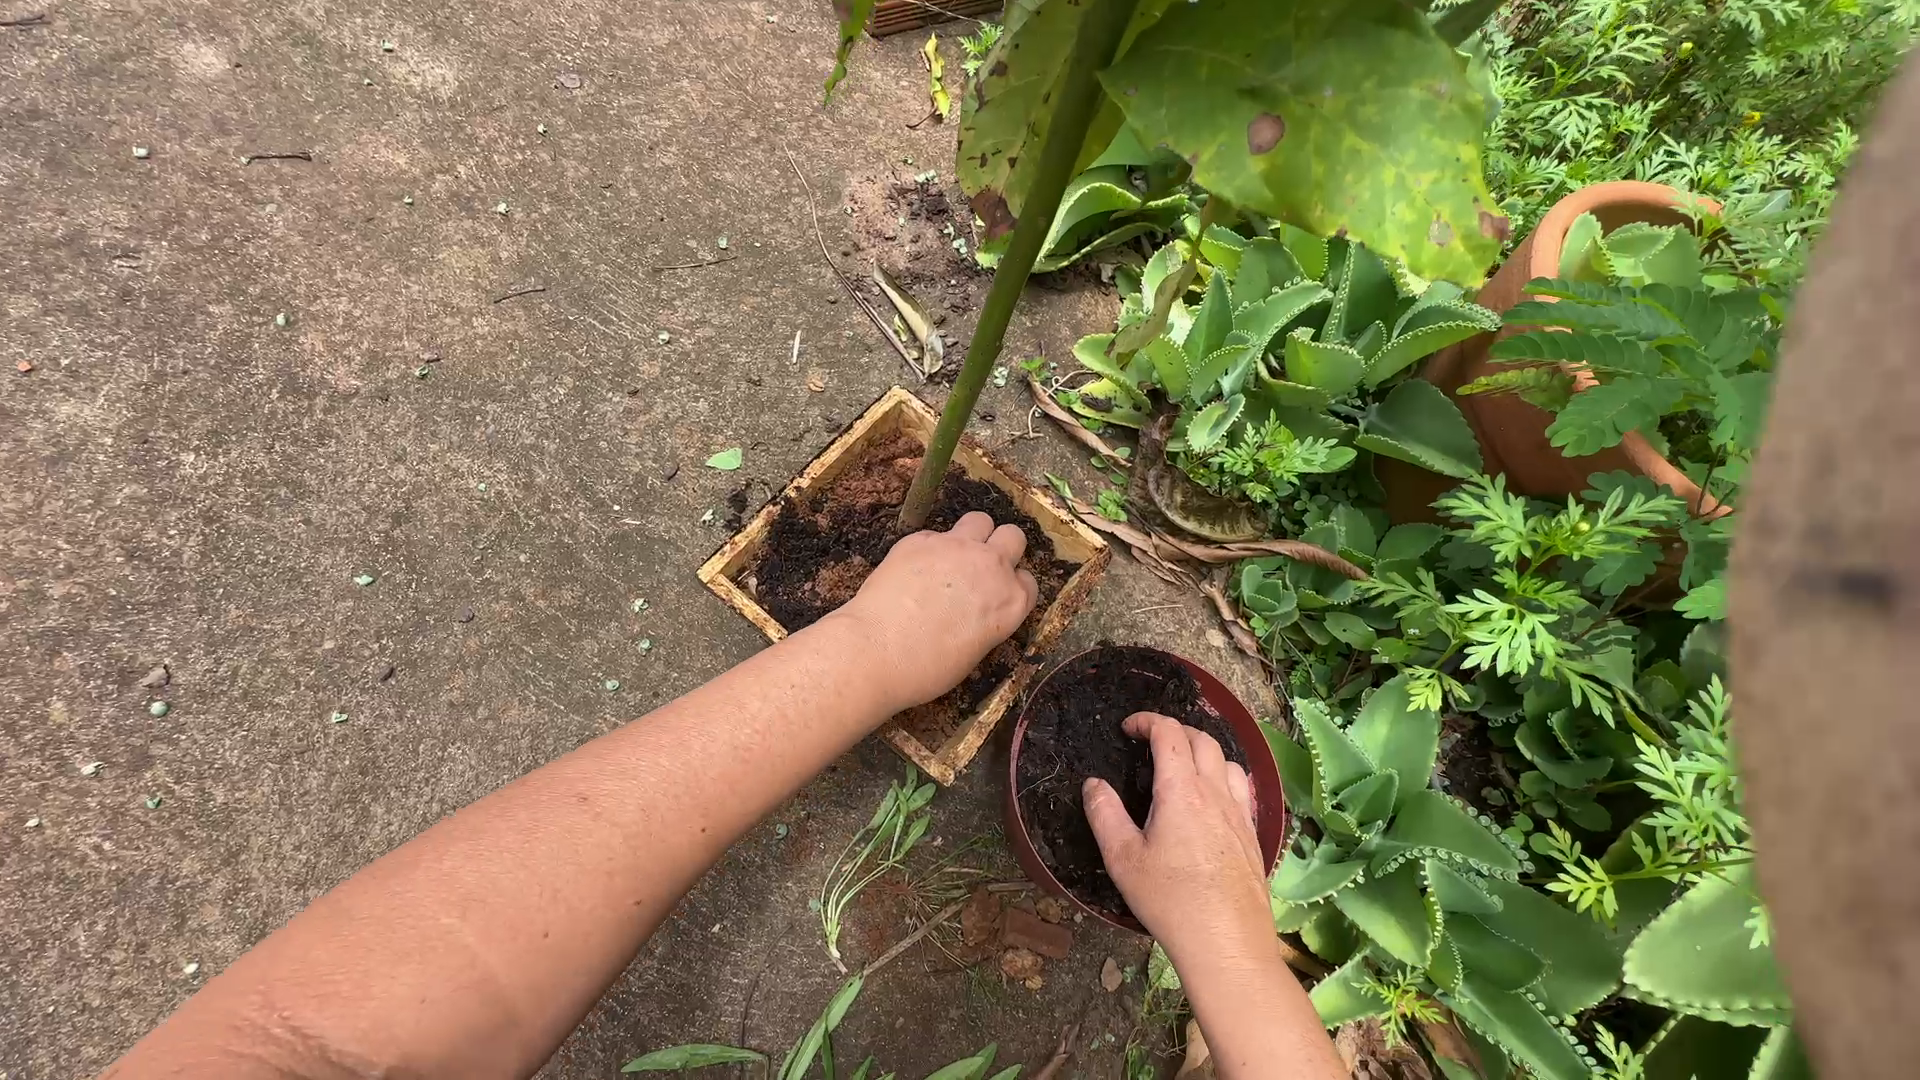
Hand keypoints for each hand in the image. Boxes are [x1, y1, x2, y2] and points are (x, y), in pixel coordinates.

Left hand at [827, 511, 1038, 710]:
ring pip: (979, 520)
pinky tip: (912, 570)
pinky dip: (929, 548)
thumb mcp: (974, 651)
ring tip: (952, 557)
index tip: (996, 595)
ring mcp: (956, 546)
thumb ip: (986, 620)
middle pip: (1013, 536)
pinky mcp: (921, 538)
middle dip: (1001, 547)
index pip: (1028, 580)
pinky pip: (935, 534)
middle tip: (980, 568)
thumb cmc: (926, 668)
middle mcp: (991, 566)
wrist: (877, 651)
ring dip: (971, 535)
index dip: (1011, 586)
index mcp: (1011, 601)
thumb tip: (975, 612)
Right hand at [1083, 713, 1273, 969]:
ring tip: (1183, 765)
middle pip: (1202, 739)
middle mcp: (1215, 792)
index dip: (1147, 720)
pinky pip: (1243, 788)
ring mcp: (1239, 813)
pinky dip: (1224, 775)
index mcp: (1181, 790)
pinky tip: (1214, 798)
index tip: (1128, 728)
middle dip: (1174, 730)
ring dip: (1203, 750)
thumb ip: (1104, 814)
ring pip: (1228, 760)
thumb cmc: (1170, 900)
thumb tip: (1093, 783)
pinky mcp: (1253, 836)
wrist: (1227, 945)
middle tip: (1150, 743)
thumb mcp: (1122, 858)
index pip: (1169, 733)